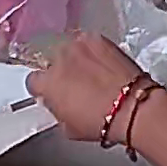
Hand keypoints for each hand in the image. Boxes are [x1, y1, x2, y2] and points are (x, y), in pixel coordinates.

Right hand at [25, 34, 143, 141]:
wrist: (132, 106)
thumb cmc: (101, 121)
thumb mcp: (68, 127)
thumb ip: (56, 109)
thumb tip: (57, 102)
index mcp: (47, 82)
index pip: (34, 80)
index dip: (43, 87)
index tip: (53, 92)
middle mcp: (58, 58)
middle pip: (51, 61)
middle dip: (60, 71)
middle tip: (75, 83)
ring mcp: (78, 45)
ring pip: (69, 49)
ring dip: (75, 58)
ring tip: (91, 71)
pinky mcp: (97, 38)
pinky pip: (87, 42)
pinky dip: (92, 50)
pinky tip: (101, 62)